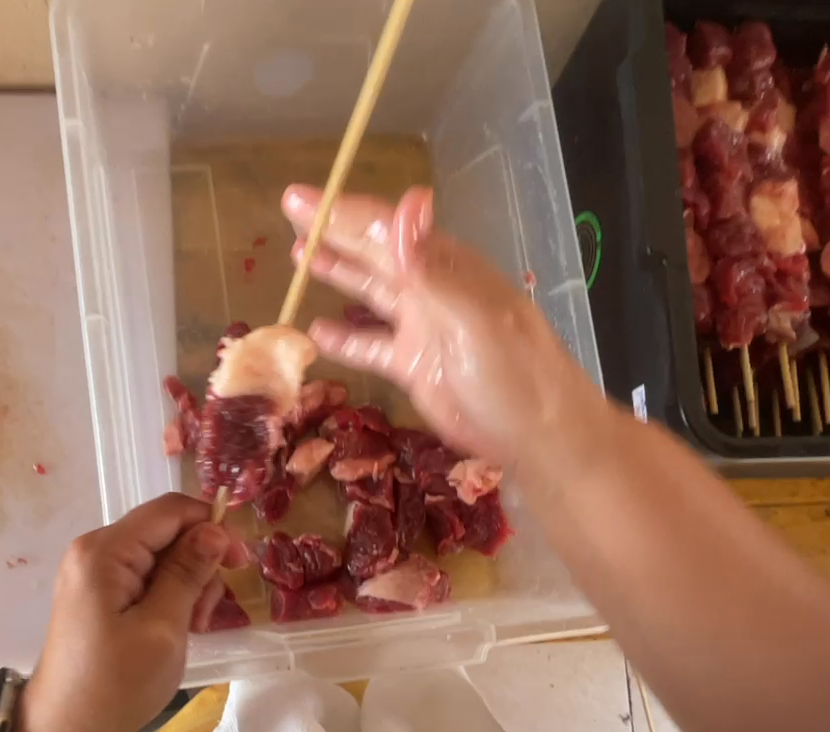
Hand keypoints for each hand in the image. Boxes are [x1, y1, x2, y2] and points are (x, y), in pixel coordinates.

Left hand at [12, 494, 248, 731]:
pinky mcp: (98, 592)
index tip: (240, 564)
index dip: (212, 526)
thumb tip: (215, 529)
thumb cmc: (115, 685)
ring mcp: (93, 571)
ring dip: (186, 584)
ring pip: (160, 555)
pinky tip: (174, 628)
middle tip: (205, 615)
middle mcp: (95, 549)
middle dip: (198, 564)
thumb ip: (188, 573)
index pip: (171, 510)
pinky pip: (144, 576)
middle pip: (166, 531)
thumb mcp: (163, 629)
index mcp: (105, 551)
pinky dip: (168, 596)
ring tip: (191, 629)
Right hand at [283, 184, 604, 469]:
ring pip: (370, 293)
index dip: (340, 214)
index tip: (296, 199)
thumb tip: (405, 206)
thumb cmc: (514, 374)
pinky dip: (345, 339)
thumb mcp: (474, 318)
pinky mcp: (415, 367)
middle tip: (290, 213)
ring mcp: (422, 329)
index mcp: (445, 269)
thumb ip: (433, 269)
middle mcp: (431, 290)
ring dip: (338, 274)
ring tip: (299, 258)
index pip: (384, 231)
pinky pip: (371, 346)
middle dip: (333, 233)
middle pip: (374, 254)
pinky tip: (317, 333)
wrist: (538, 435)